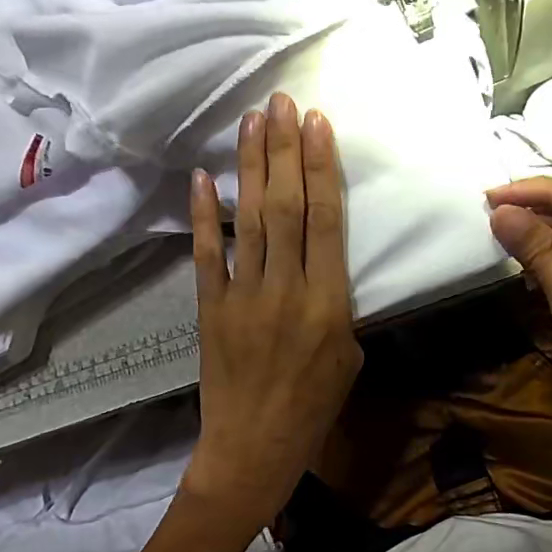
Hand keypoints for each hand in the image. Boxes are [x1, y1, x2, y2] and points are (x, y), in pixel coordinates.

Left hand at [184, 93, 362, 527]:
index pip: (326, 221)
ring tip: (253, 121)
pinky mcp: (209, 308)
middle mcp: (285, 290)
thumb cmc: (313, 409)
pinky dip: (203, 215)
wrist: (253, 449)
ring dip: (252, 168)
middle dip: (284, 150)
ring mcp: (242, 297)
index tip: (317, 124)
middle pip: (287, 207)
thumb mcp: (349, 358)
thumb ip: (340, 305)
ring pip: (250, 219)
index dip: (322, 168)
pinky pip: (206, 254)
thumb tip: (324, 264)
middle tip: (281, 102)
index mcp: (329, 304)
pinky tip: (202, 177)